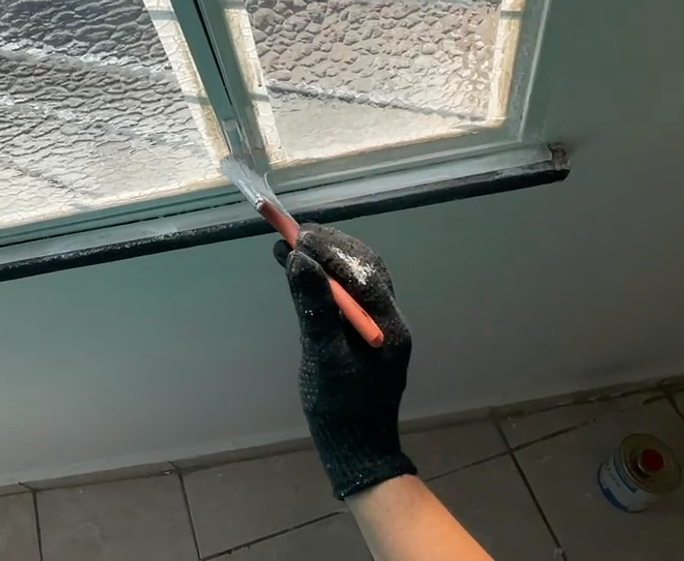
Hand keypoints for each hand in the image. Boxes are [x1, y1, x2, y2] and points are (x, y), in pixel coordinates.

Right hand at [274, 223, 415, 498]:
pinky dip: (327, 275)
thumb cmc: (339, 408)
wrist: (357, 449)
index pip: (362, 272)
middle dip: (330, 246)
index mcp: (388, 326)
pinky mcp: (365, 329)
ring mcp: (380, 323)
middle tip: (295, 233)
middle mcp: (389, 318)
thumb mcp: (321, 356)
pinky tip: (305, 271)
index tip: (298, 236)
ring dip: (328, 256)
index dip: (330, 250)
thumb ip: (313, 306)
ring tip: (294, 245)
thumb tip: (297, 258)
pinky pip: (349, 290)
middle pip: (364, 266)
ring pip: (358, 274)